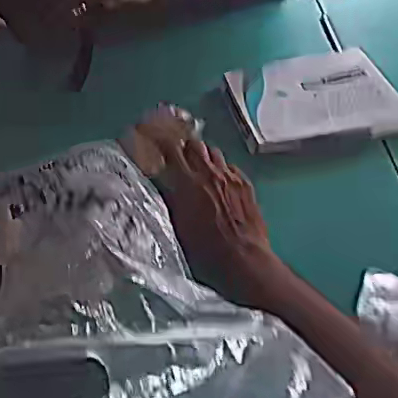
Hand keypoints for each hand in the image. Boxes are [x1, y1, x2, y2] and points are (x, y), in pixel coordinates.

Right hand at [153, 137, 280, 296]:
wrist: (243, 259)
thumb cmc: (205, 250)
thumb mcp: (176, 224)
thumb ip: (169, 198)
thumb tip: (162, 183)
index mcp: (186, 181)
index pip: (169, 147)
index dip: (158, 139)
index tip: (151, 138)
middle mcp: (208, 172)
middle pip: (193, 143)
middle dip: (183, 147)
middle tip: (176, 156)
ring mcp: (229, 176)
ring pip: (212, 151)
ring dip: (202, 156)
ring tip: (198, 168)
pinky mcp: (245, 184)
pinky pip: (229, 166)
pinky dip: (221, 169)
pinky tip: (219, 182)